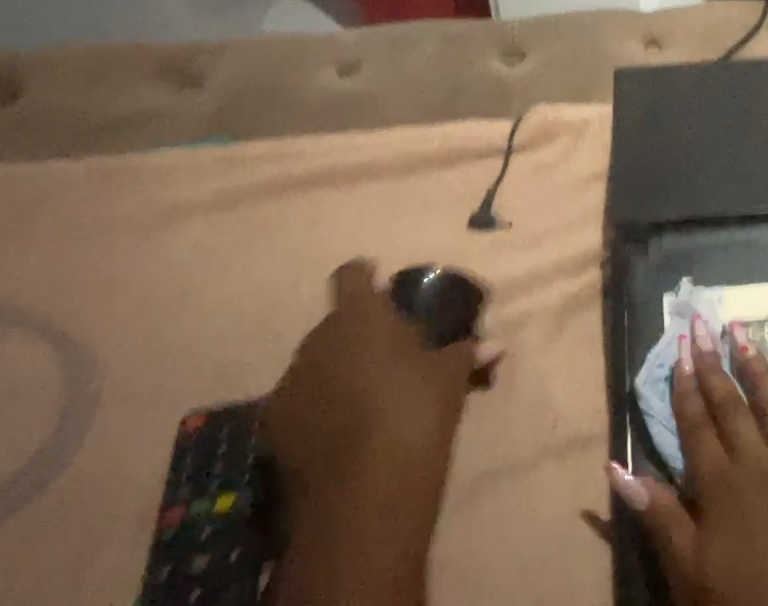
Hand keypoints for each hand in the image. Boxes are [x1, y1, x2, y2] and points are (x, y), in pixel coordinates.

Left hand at [263, 259, 500, 605]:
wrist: (363, 492)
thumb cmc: (415, 412)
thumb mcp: (450, 379)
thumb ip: (465, 354)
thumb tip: (494, 345)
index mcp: (360, 318)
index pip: (352, 276)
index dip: (365, 275)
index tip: (379, 279)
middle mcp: (317, 341)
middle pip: (336, 324)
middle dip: (360, 334)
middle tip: (392, 354)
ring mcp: (289, 384)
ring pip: (318, 364)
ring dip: (340, 371)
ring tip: (371, 397)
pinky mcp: (274, 427)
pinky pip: (303, 402)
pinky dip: (322, 407)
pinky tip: (348, 430)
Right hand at [607, 317, 767, 605]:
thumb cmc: (741, 603)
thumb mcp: (688, 570)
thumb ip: (657, 513)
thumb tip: (615, 465)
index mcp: (720, 484)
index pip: (697, 422)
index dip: (686, 384)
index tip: (680, 348)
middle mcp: (758, 462)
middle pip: (732, 402)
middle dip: (715, 361)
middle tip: (704, 322)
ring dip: (755, 363)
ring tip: (741, 330)